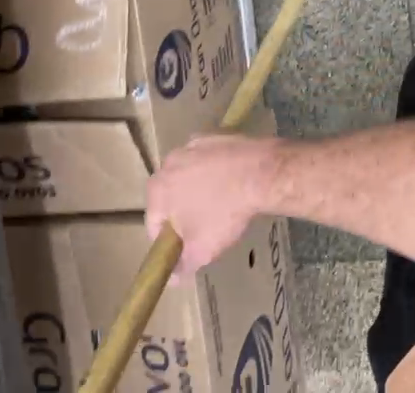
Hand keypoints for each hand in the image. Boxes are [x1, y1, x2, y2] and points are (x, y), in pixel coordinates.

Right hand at [145, 134, 281, 280]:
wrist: (260, 172)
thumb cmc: (223, 212)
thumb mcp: (201, 250)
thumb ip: (182, 266)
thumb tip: (174, 278)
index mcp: (156, 190)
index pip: (154, 225)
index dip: (169, 241)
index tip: (187, 248)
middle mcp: (168, 163)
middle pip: (171, 197)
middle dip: (184, 212)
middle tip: (207, 226)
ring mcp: (192, 145)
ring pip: (189, 176)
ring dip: (199, 189)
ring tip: (223, 202)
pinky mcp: (214, 135)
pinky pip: (209, 159)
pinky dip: (216, 169)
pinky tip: (232, 179)